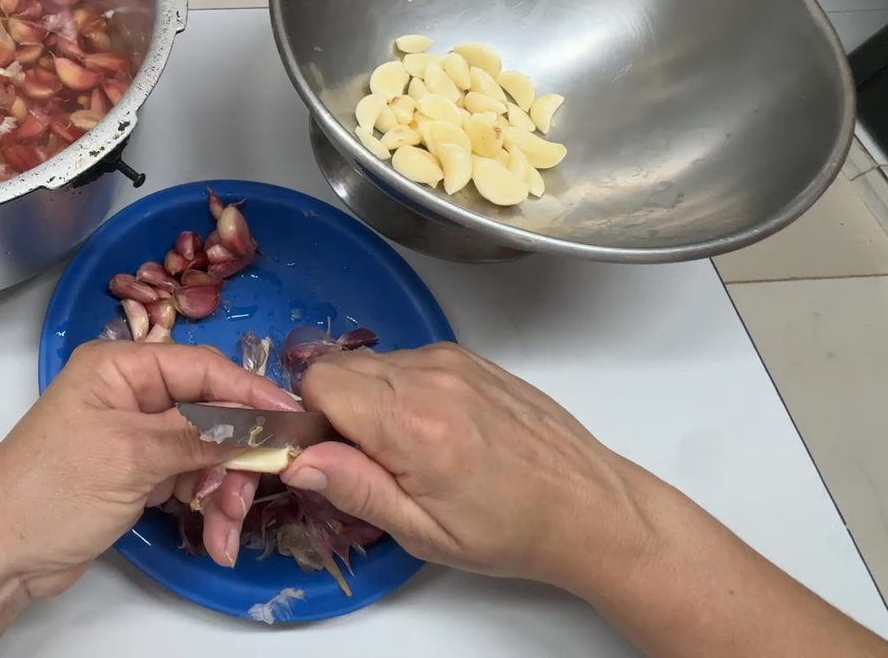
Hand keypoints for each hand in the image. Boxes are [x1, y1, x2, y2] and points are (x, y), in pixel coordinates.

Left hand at [0, 340, 298, 598]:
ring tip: (220, 532)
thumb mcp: (130, 456)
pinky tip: (210, 536)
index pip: (200, 367)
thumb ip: (197, 434)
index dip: (250, 391)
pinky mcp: (135, 471)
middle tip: (243, 500)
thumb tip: (259, 422)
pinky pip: (186, 478)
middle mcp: (129, 392)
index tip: (294, 418)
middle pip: (207, 412)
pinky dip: (202, 505)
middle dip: (232, 458)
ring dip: (219, 491)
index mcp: (120, 366)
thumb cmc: (53, 490)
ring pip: (203, 450)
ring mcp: (133, 434)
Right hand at [281, 343, 654, 592]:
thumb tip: (295, 460)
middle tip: (372, 454)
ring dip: (367, 395)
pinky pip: (400, 359)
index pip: (318, 384)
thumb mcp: (424, 534)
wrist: (592, 509)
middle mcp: (426, 377)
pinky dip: (398, 385)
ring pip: (367, 362)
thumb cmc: (508, 532)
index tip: (336, 453)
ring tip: (408, 441)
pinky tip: (433, 423)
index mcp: (412, 425)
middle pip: (336, 367)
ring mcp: (446, 359)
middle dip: (335, 406)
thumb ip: (353, 488)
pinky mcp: (460, 353)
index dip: (314, 419)